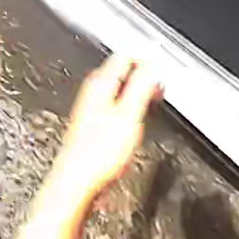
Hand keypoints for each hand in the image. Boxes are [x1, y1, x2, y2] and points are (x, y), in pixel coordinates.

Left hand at [43, 53, 161, 209]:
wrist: (76, 183)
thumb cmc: (97, 154)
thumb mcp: (130, 115)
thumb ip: (143, 85)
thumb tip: (153, 63)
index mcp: (100, 83)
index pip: (125, 56)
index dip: (148, 59)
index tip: (163, 69)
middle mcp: (91, 91)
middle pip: (121, 71)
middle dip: (143, 76)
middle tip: (161, 87)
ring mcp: (90, 107)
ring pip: (118, 89)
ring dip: (137, 93)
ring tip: (152, 101)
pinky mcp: (91, 124)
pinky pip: (114, 106)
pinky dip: (128, 108)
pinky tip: (134, 120)